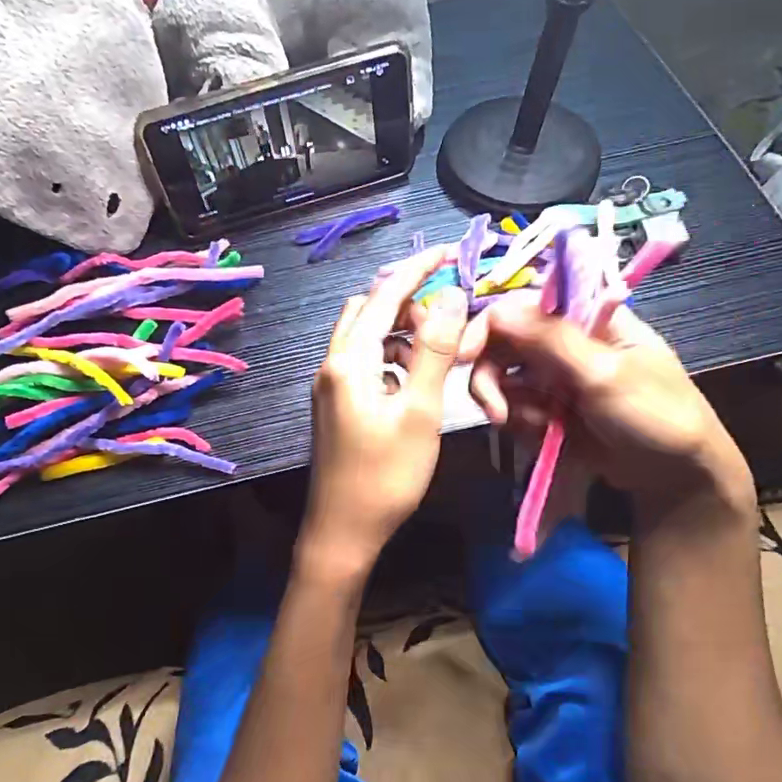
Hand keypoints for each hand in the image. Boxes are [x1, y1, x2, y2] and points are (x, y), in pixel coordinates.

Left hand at [304, 250, 466, 564]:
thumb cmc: (385, 477)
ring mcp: (330, 386)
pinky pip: (363, 362)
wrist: (342, 532)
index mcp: (349, 361)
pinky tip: (414, 375)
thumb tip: (451, 295)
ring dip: (399, 328)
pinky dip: (390, 355)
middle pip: (368, 309)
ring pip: (364, 336)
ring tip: (439, 343)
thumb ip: (435, 352)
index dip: (417, 269)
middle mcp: (332, 364)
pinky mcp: (336, 404)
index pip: (384, 296)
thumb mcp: (420, 413)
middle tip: (448, 308)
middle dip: (406, 297)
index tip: (448, 250)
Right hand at [465, 297, 754, 520]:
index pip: (520, 305)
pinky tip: (546, 435)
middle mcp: (562, 341)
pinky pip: (513, 407)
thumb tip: (498, 308)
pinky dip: (520, 422)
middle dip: (490, 377)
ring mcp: (552, 377)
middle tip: (494, 411)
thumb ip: (551, 339)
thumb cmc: (655, 414)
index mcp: (584, 318)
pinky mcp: (546, 409)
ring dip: (507, 405)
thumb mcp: (605, 374)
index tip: (466, 356)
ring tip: (535, 428)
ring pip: (501, 379)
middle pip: (501, 343)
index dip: (487, 326)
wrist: (674, 476)